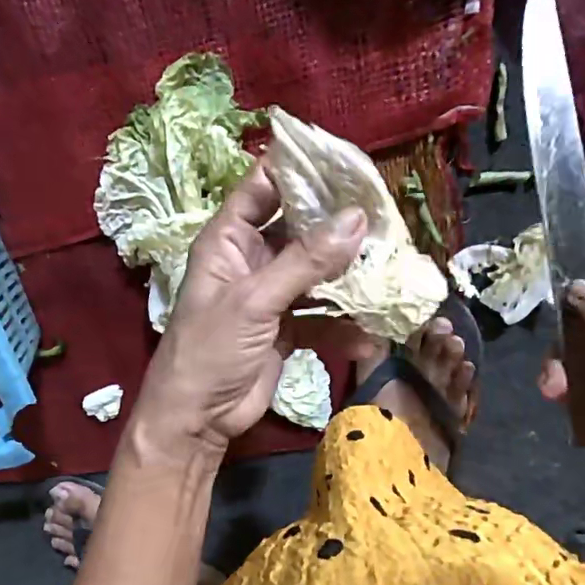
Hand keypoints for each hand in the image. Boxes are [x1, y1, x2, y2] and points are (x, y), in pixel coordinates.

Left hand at [132, 167, 365, 457]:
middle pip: (300, 228)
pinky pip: (323, 315)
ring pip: (318, 273)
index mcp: (230, 239)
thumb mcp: (256, 300)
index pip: (264, 187)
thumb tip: (358, 218)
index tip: (348, 164)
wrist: (198, 419)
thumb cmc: (210, 350)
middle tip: (383, 216)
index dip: (301, 171)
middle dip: (338, 225)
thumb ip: (307, 260)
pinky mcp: (288, 326)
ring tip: (386, 270)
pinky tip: (367, 335)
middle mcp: (252, 259)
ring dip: (347, 276)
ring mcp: (272, 294)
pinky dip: (344, 325)